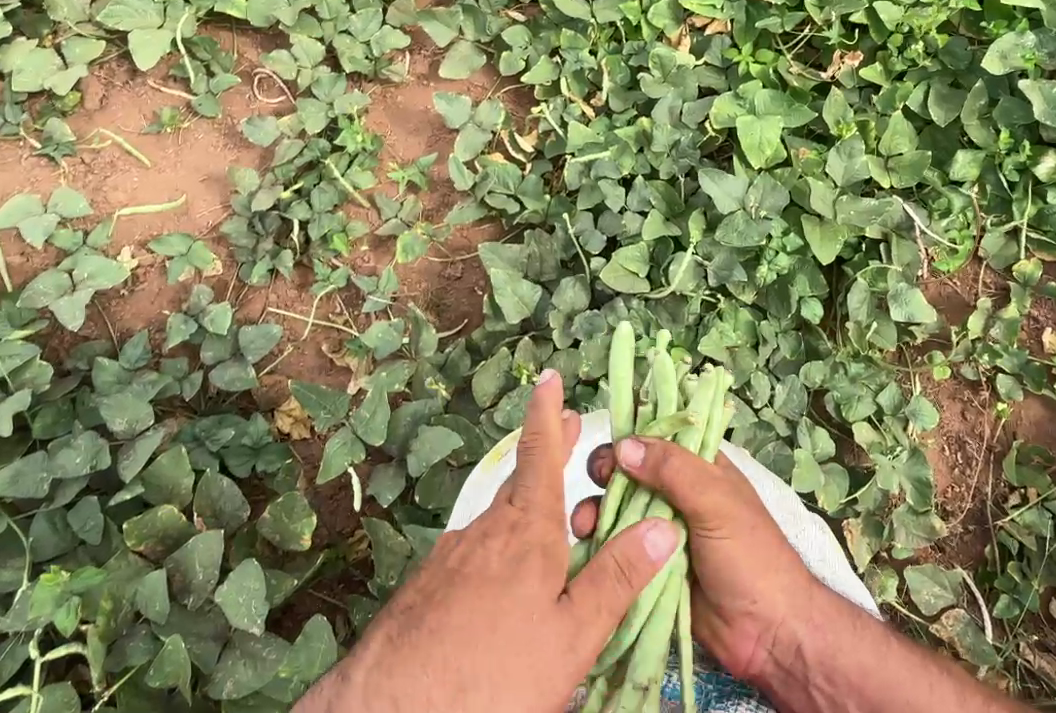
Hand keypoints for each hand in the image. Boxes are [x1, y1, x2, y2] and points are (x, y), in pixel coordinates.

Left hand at [298, 370, 681, 712]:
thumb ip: (615, 579)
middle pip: (521, 482)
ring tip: (549, 517)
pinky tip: (501, 580)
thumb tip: (662, 526)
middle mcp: (485, 530)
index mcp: (526, 533)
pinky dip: (498, 548)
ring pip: (497, 520)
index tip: (550, 377)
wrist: (393, 710)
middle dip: (547, 454)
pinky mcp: (427, 585)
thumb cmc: (495, 673)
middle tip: (569, 430)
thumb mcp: (571, 635)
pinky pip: (474, 552)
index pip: (540, 455)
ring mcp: (451, 556)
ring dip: (525, 507)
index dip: (548, 414)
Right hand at [571, 435, 823, 685]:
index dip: (630, 438)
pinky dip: (598, 543)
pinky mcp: (647, 567)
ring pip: (617, 510)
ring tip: (584, 523)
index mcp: (698, 469)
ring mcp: (659, 533)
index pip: (657, 440)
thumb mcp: (715, 501)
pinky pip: (616, 548)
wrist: (765, 633)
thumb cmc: (750, 556)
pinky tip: (584, 545)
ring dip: (596, 509)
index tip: (607, 447)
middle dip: (606, 474)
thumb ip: (672, 470)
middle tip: (594, 482)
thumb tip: (623, 445)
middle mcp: (676, 495)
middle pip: (630, 474)